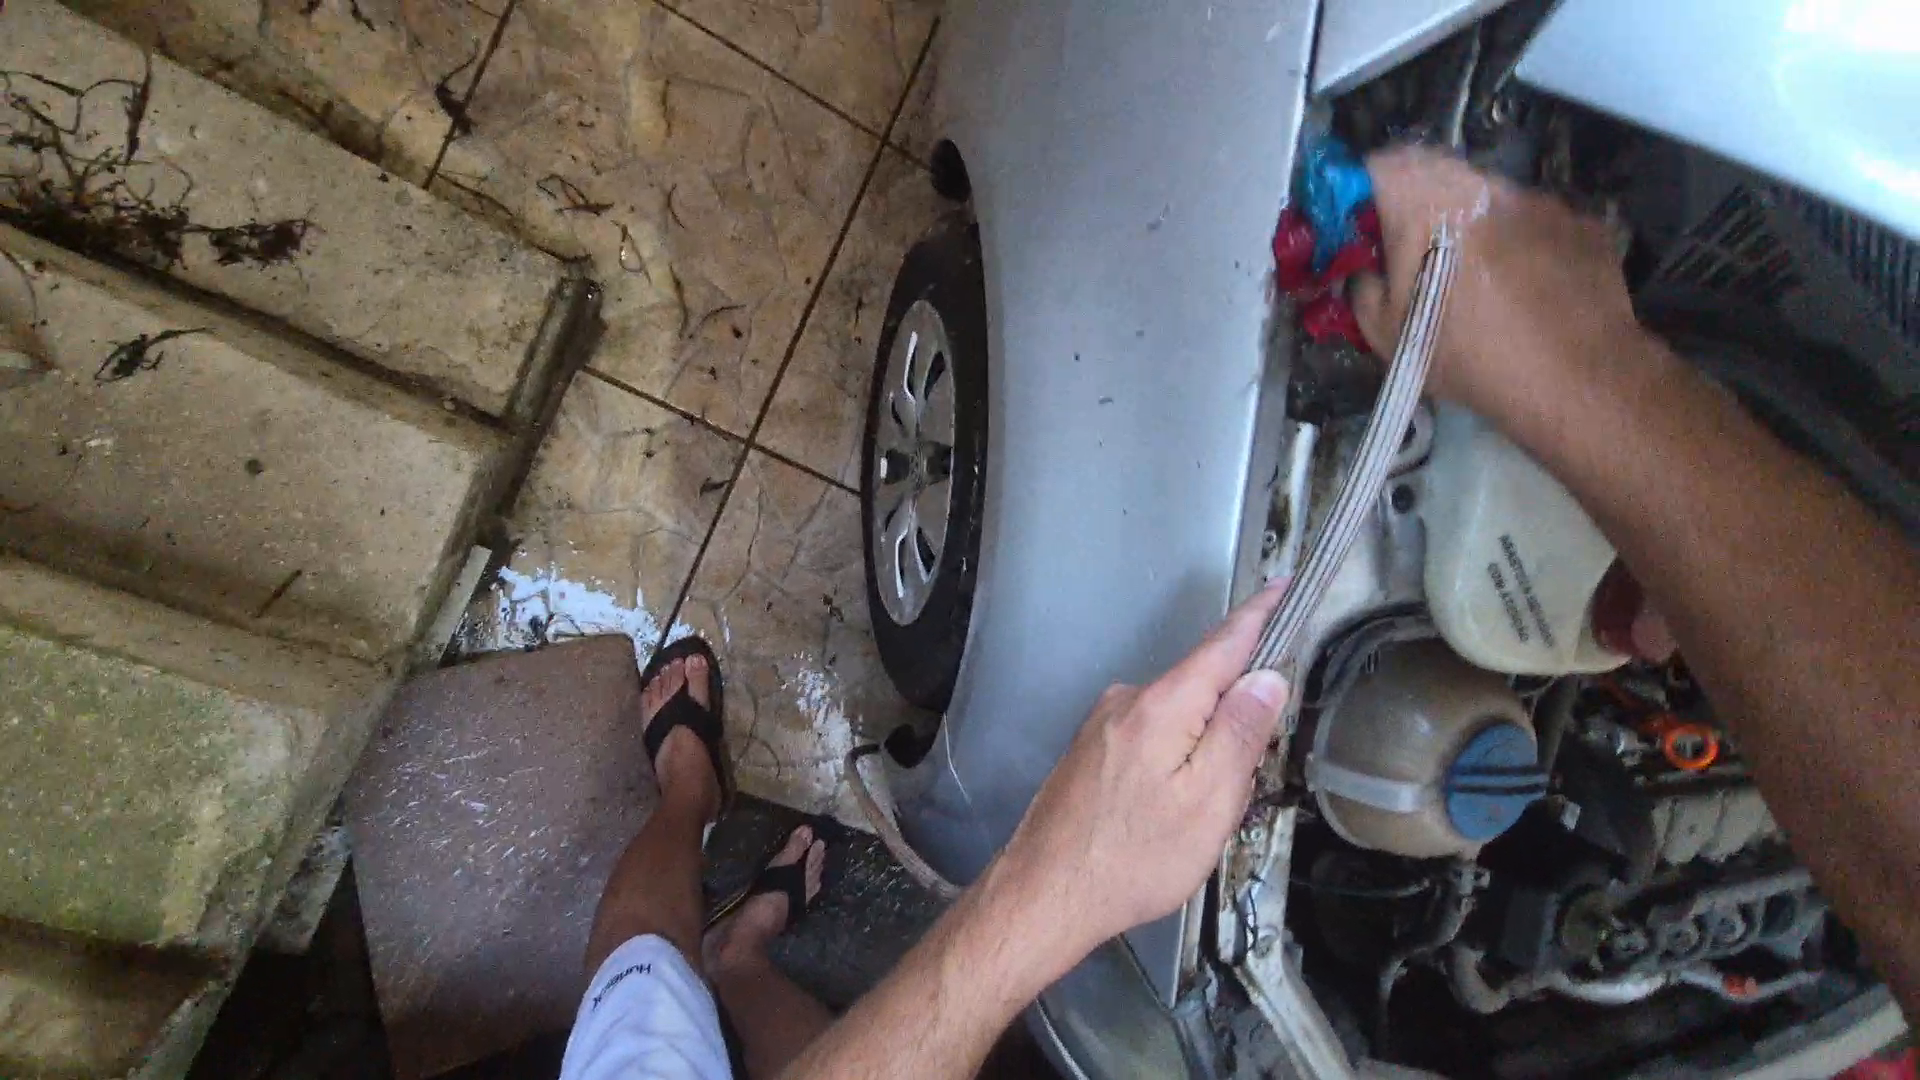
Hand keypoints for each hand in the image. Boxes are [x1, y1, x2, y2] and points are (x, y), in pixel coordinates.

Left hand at [989, 583, 1290, 962]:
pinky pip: (1150, 735)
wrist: (1046, 890)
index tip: (1283, 585)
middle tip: (1239, 787)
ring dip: (1201, 748)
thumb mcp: (1207, 802)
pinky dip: (1172, 759)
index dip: (1259, 615)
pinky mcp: (1092, 745)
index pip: (1223, 644)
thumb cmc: (1133, 856)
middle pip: (1202, 685)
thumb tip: (1266, 677)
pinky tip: (1163, 810)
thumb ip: (1239, 733)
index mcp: (1162, 704)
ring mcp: (1104, 721)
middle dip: (1234, 717)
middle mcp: (1127, 699)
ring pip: (1177, 716)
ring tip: (1193, 815)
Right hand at [1348, 145, 1641, 419]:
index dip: (1362, 188)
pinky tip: (1515, 284)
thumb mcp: (1384, 332)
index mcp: (1426, 209)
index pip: (1382, 165)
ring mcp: (1539, 200)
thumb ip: (1363, 286)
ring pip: (1485, 197)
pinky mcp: (1579, 220)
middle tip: (1405, 250)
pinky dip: (1513, 241)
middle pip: (1436, 175)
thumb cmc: (1462, 353)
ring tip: (1466, 273)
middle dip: (1414, 205)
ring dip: (1466, 222)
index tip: (1356, 219)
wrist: (1567, 374)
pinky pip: (1530, 220)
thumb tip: (1363, 269)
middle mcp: (1483, 188)